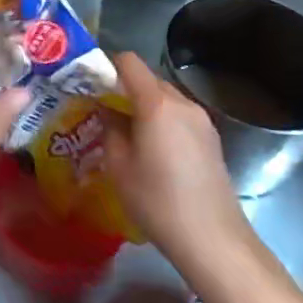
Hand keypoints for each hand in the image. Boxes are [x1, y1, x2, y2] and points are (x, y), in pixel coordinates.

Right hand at [104, 52, 256, 270]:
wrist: (213, 239)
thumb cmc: (157, 201)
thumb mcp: (119, 166)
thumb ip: (110, 129)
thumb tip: (107, 112)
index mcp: (157, 103)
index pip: (129, 62)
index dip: (106, 65)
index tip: (89, 83)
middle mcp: (182, 103)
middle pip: (149, 78)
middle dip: (124, 88)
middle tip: (103, 110)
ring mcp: (202, 121)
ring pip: (165, 98)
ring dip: (144, 105)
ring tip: (126, 132)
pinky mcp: (211, 139)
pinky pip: (179, 116)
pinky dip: (161, 120)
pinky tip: (152, 149)